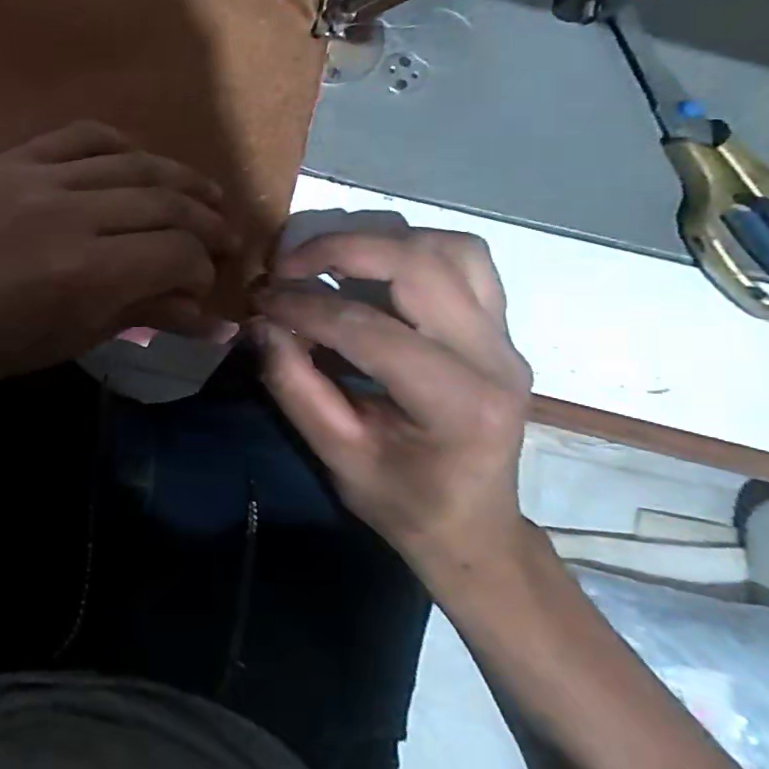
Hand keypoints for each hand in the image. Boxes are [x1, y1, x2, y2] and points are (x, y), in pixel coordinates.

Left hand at [0, 121, 236, 385]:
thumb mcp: (74, 340)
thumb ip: (144, 314)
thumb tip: (211, 317)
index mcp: (86, 273)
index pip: (176, 253)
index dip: (203, 269)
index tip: (205, 285)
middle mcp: (72, 214)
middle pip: (167, 203)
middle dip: (208, 223)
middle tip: (227, 240)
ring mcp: (42, 177)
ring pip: (137, 164)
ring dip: (184, 179)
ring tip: (211, 196)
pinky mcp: (18, 158)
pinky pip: (86, 135)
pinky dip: (126, 146)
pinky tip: (146, 162)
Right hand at [255, 230, 534, 557]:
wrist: (474, 526)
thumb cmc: (405, 505)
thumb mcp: (339, 457)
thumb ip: (296, 387)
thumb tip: (262, 323)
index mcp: (458, 404)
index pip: (371, 329)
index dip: (306, 307)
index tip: (260, 301)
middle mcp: (495, 358)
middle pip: (420, 265)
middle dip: (342, 250)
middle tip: (287, 264)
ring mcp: (507, 338)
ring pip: (452, 249)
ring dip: (384, 242)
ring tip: (331, 260)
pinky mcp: (504, 328)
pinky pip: (468, 262)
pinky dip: (417, 250)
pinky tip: (380, 267)